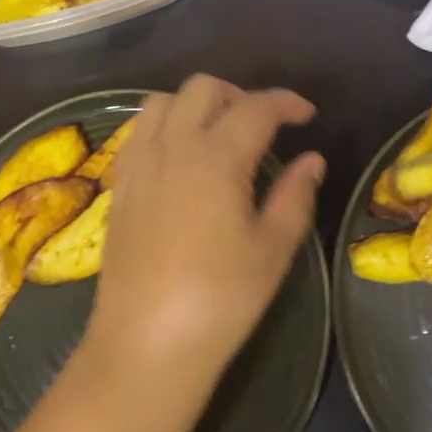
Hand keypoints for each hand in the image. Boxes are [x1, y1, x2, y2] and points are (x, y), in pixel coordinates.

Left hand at [87, 75, 323, 380]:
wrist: (146, 342)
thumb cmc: (221, 299)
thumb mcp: (272, 249)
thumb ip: (295, 195)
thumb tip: (311, 160)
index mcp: (216, 157)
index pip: (255, 107)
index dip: (286, 103)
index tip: (307, 114)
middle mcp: (173, 146)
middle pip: (203, 88)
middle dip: (239, 95)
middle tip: (264, 127)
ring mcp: (139, 162)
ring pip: (163, 101)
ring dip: (196, 105)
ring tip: (219, 135)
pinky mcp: (120, 184)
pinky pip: (139, 131)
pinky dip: (164, 126)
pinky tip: (180, 158)